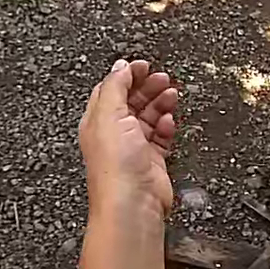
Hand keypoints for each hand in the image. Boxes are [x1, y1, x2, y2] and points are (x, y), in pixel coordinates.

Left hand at [79, 59, 179, 220]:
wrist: (132, 203)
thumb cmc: (116, 166)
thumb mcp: (109, 114)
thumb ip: (115, 86)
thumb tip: (120, 66)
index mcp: (97, 121)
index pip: (111, 89)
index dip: (127, 75)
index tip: (144, 65)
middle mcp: (114, 134)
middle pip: (131, 101)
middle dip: (147, 87)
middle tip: (163, 78)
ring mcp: (133, 147)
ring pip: (148, 117)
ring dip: (160, 103)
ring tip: (171, 94)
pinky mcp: (151, 160)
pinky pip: (161, 136)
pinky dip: (166, 125)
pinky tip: (169, 120)